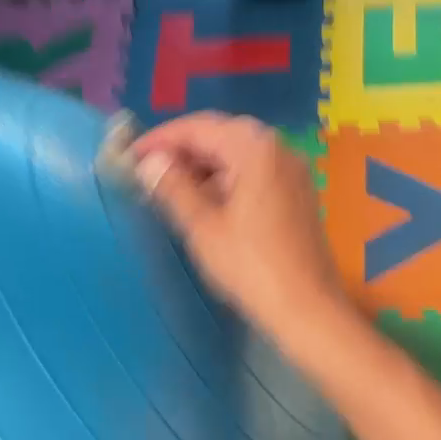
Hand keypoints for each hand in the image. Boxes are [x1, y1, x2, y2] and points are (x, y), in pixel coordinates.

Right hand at [133, 113, 350, 337]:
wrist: (308, 310)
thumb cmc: (252, 269)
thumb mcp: (204, 228)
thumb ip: (173, 188)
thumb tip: (149, 163)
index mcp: (255, 148)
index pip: (199, 128)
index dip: (161, 140)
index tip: (132, 156)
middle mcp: (279, 149)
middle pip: (222, 138)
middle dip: (184, 154)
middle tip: (150, 174)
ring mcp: (294, 173)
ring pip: (240, 159)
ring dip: (206, 170)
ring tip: (173, 194)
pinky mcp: (299, 197)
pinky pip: (257, 177)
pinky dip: (229, 184)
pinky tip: (209, 207)